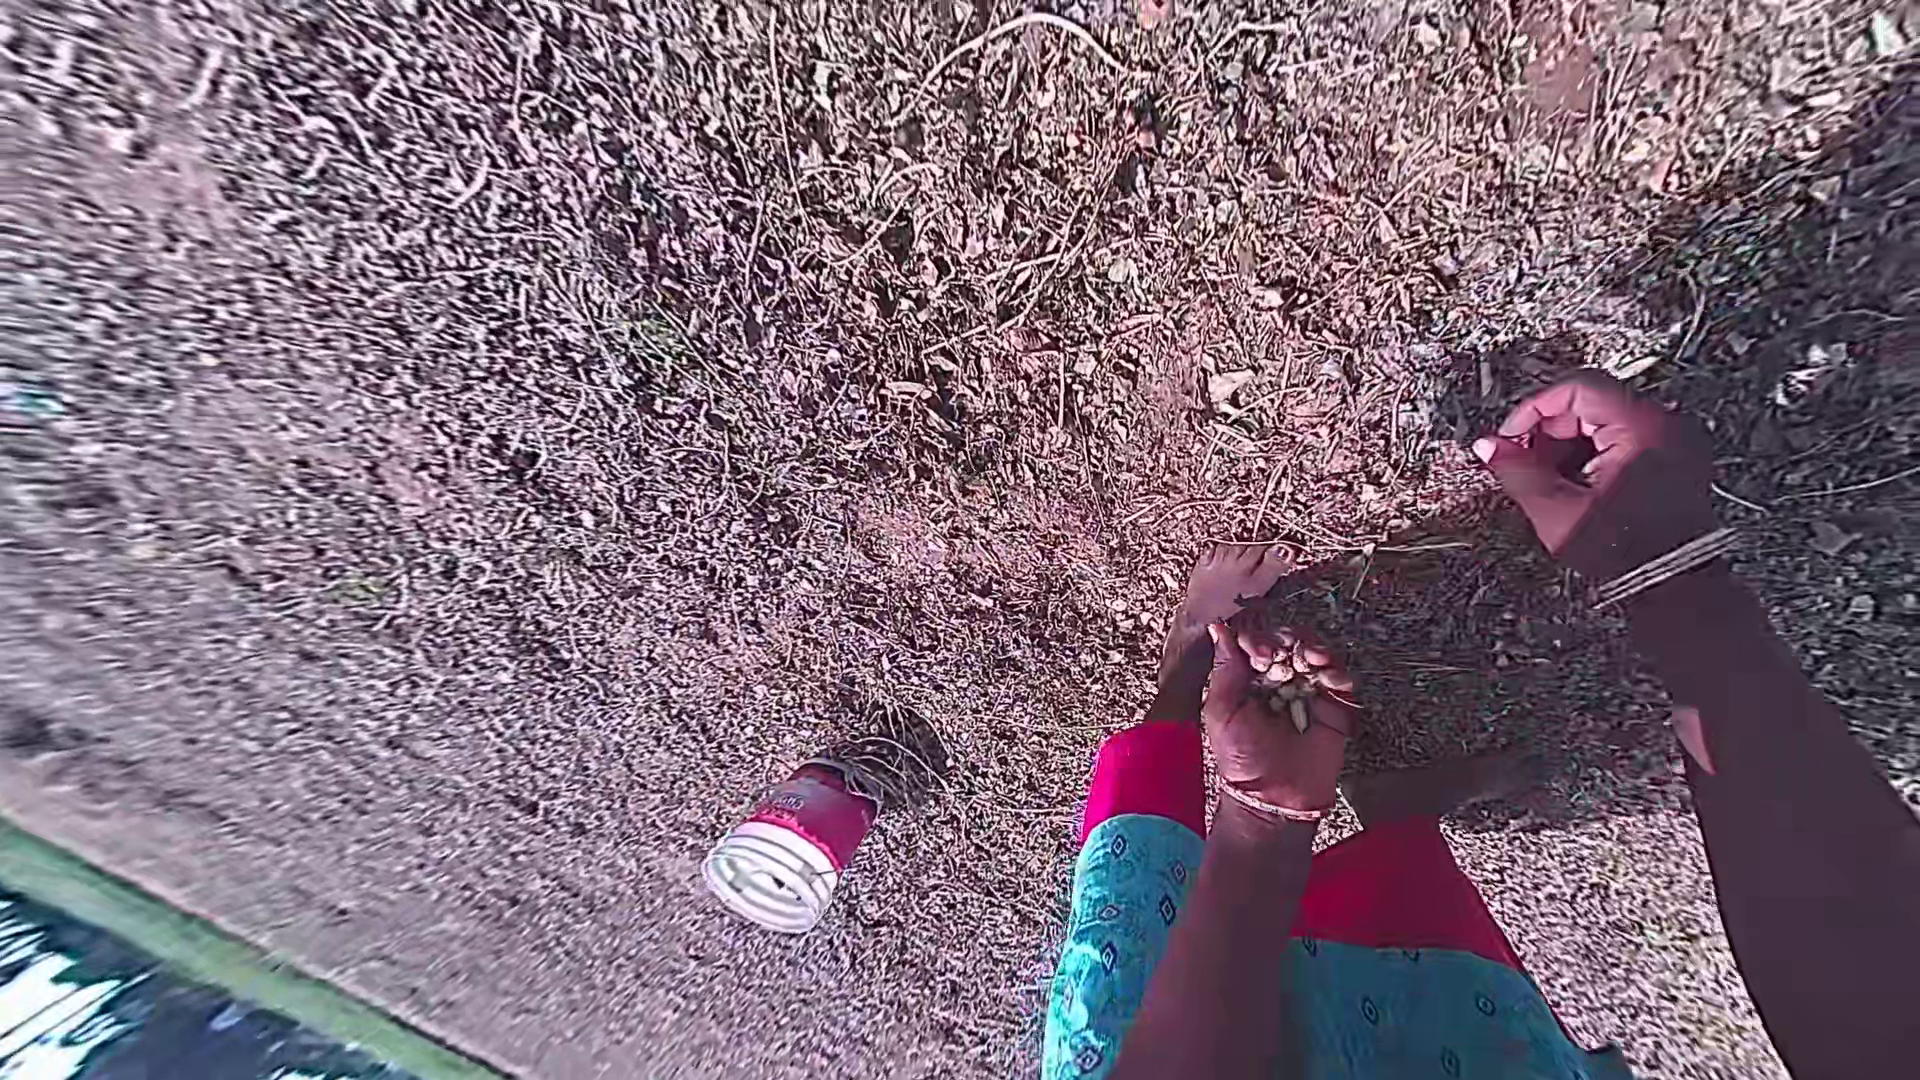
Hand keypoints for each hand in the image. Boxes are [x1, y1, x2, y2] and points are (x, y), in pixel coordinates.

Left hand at [1202, 617, 1356, 812]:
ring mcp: (1306, 690)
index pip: (1254, 641)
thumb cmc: (1240, 754)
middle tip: (1281, 654)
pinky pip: (1340, 680)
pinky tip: (1328, 676)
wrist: (1273, 795)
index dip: (1257, 639)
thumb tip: (1218, 627)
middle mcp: (1276, 678)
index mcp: (1246, 675)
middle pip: (1286, 641)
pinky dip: (1337, 671)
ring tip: (1308, 658)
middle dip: (1285, 640)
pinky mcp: (1333, 707)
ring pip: (1314, 654)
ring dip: (1312, 649)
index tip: (1259, 653)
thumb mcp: (1222, 709)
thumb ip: (1225, 668)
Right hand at [1472, 370, 1715, 580]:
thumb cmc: (1619, 547)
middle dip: (1543, 430)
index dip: (1532, 409)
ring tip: (1543, 478)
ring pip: (1596, 420)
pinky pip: (1613, 437)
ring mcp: (1669, 441)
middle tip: (1520, 462)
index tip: (1508, 437)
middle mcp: (1663, 426)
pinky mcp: (1666, 457)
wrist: (1669, 580)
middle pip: (1587, 402)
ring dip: (1559, 443)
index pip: (1578, 389)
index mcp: (1641, 430)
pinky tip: (1567, 482)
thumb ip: (1516, 468)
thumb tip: (1486, 444)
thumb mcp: (1553, 506)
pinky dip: (1581, 452)